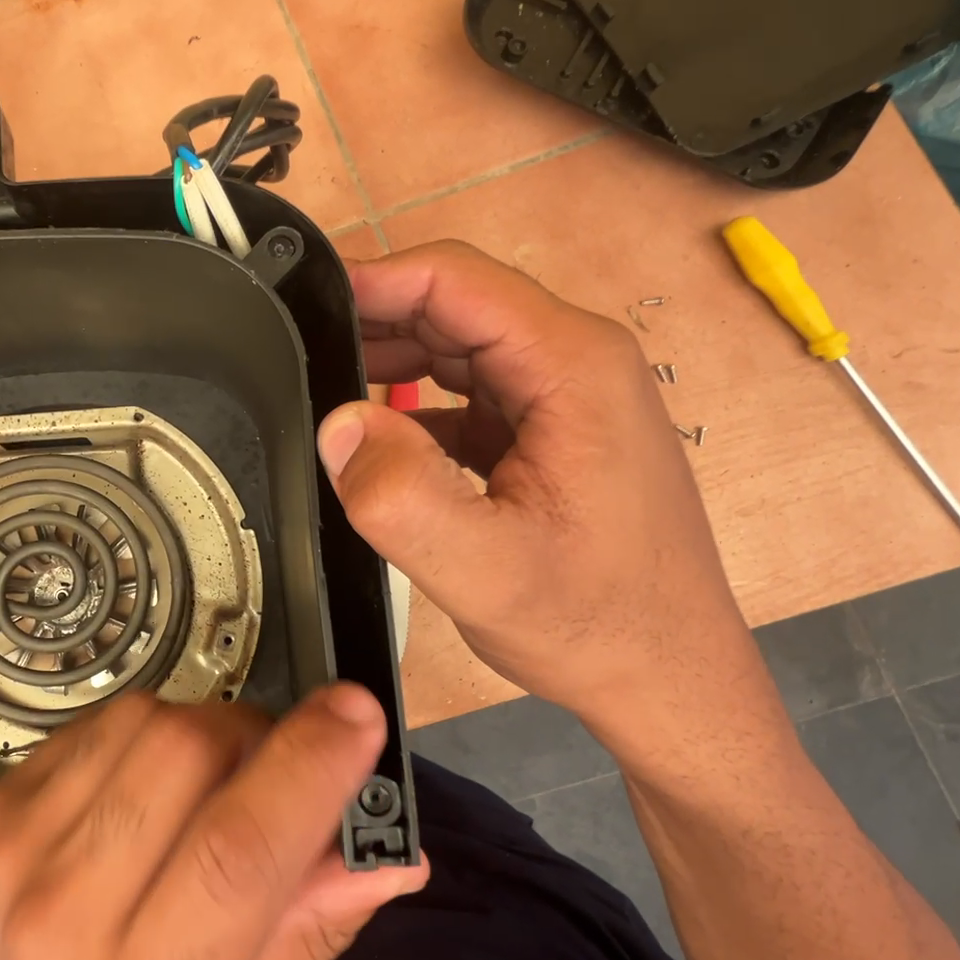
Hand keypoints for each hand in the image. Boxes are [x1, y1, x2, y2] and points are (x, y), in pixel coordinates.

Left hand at [0, 685, 427, 959]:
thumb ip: (304, 934)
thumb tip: (380, 856)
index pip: (236, 850)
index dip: (309, 768)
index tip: (355, 718)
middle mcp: (64, 906)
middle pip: (186, 752)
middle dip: (258, 738)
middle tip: (283, 770)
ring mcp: (20, 845)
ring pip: (142, 719)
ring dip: (201, 731)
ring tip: (213, 785)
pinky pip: (94, 724)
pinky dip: (144, 735)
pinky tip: (152, 785)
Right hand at [318, 241, 754, 720]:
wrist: (667, 679)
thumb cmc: (593, 622)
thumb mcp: (485, 570)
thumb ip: (402, 497)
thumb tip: (335, 425)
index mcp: (568, 365)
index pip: (452, 280)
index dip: (370, 280)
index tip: (297, 302)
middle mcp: (571, 362)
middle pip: (451, 304)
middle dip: (369, 319)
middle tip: (292, 353)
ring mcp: (560, 396)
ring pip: (454, 344)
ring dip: (385, 359)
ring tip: (318, 385)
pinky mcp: (545, 430)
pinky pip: (464, 390)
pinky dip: (410, 401)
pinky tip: (372, 435)